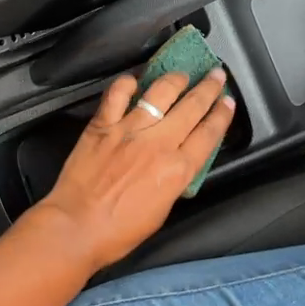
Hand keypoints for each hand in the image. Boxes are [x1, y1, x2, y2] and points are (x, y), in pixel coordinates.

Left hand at [23, 69, 235, 272]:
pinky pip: (118, 93)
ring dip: (176, 79)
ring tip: (182, 74)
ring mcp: (129, 129)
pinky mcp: (103, 124)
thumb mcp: (163, 210)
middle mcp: (159, 143)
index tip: (228, 101)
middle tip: (216, 74)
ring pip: (160, 92)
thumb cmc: (119, 231)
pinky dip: (128, 83)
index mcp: (178, 169)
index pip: (209, 133)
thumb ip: (174, 180)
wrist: (76, 228)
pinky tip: (135, 80)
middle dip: (209, 88)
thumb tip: (179, 160)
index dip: (222, 114)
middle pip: (192, 106)